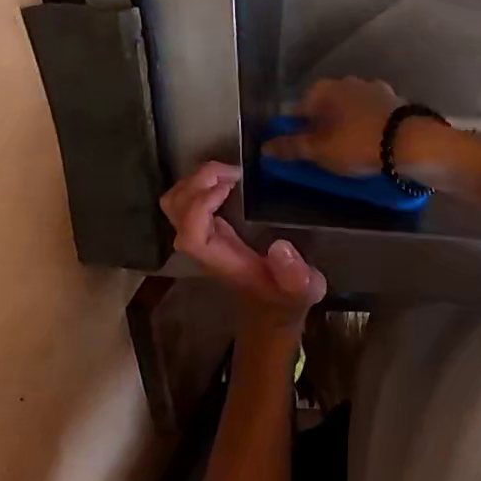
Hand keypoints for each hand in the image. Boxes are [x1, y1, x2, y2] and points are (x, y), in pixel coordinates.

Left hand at [159, 162, 326, 317]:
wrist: (271, 308)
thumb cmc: (287, 298)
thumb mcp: (304, 289)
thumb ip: (295, 275)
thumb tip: (280, 247)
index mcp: (222, 261)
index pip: (191, 234)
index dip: (200, 205)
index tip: (230, 187)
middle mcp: (204, 248)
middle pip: (176, 211)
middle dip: (198, 183)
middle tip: (234, 172)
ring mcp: (201, 237)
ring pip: (175, 203)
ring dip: (196, 181)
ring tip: (230, 174)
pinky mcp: (205, 229)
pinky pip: (186, 202)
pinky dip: (200, 185)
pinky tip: (228, 182)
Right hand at [261, 77, 403, 175]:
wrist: (413, 142)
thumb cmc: (358, 144)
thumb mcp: (319, 150)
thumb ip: (291, 147)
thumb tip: (264, 147)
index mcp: (324, 89)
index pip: (298, 109)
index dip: (296, 131)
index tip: (300, 152)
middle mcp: (348, 82)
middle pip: (326, 107)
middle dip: (322, 128)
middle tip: (324, 154)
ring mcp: (374, 89)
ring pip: (351, 109)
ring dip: (347, 126)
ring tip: (349, 152)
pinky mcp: (395, 102)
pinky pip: (372, 116)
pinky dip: (368, 127)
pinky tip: (371, 144)